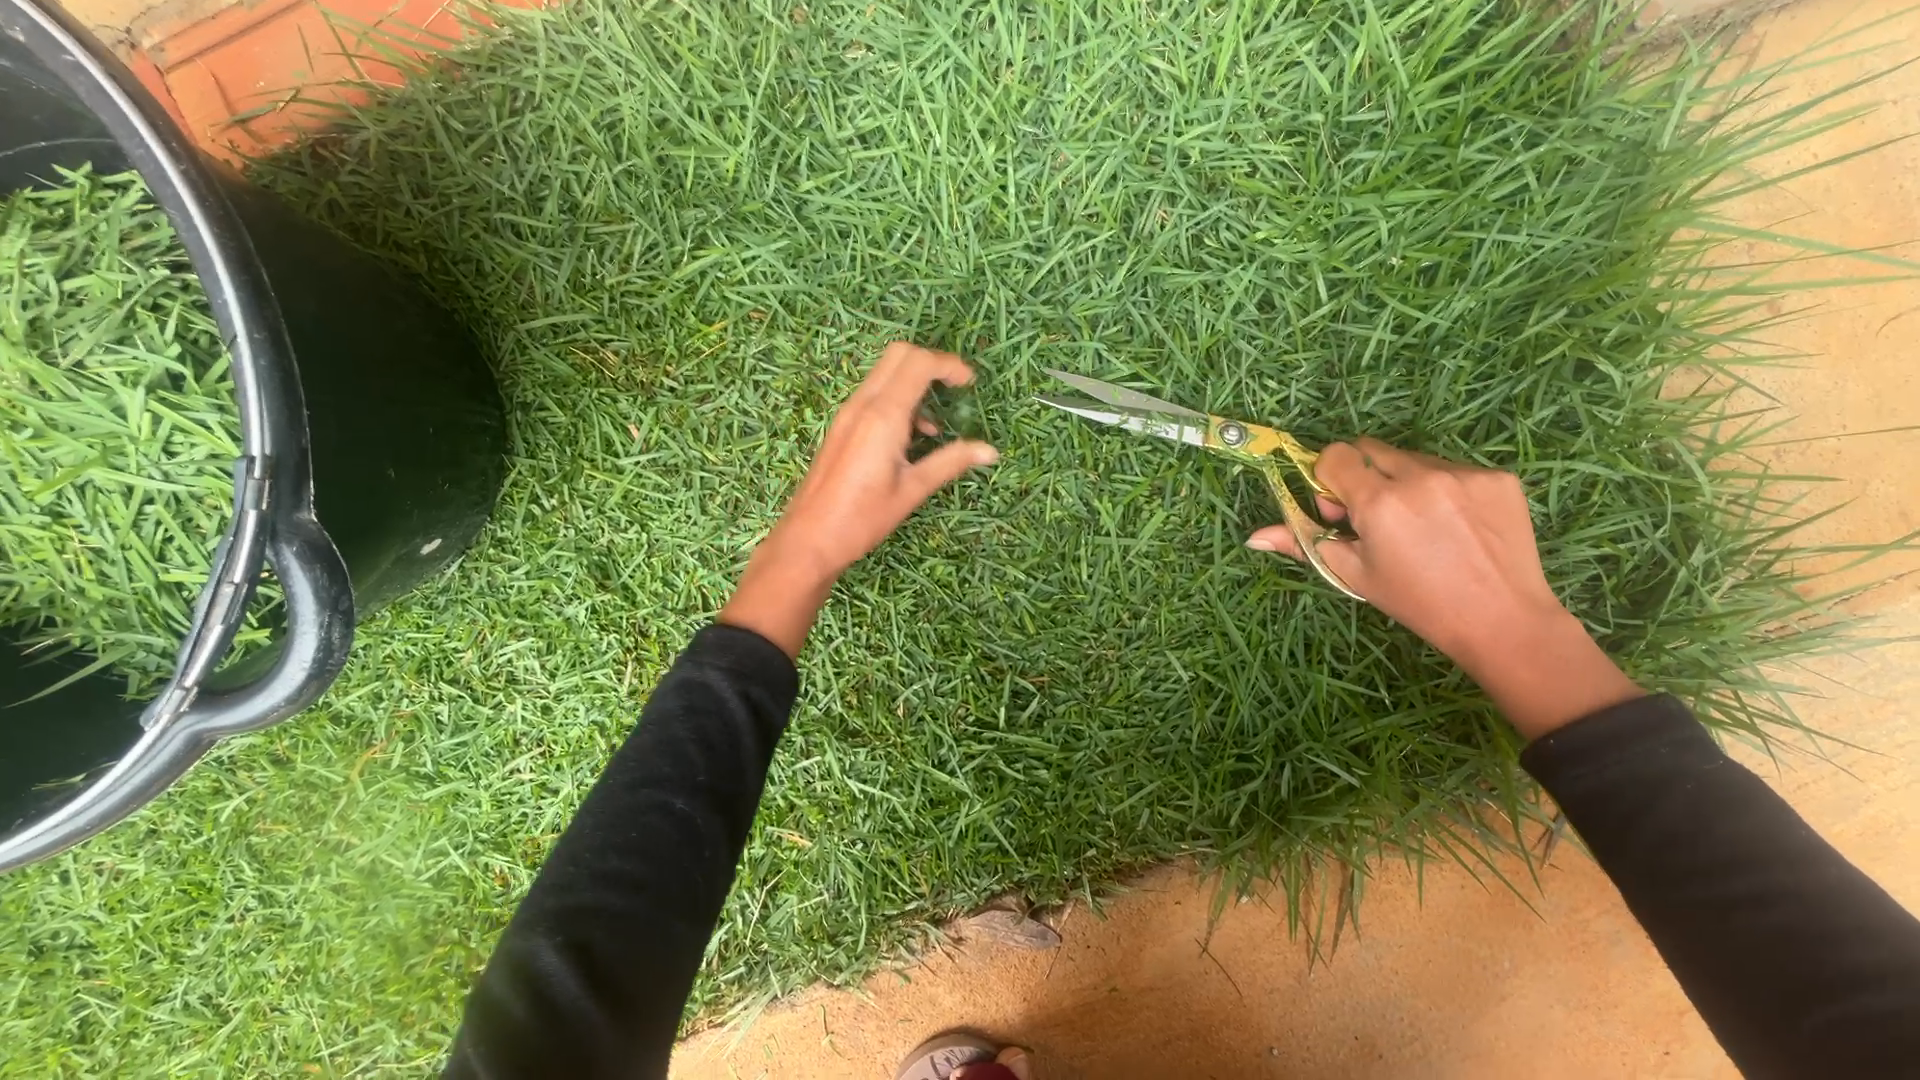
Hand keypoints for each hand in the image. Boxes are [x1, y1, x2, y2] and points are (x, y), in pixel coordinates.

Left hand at [719, 343, 998, 657]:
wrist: (809, 539)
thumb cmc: (862, 519)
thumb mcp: (913, 490)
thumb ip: (950, 462)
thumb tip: (990, 451)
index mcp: (883, 416)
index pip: (919, 364)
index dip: (949, 365)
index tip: (970, 384)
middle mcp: (863, 405)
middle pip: (899, 355)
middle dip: (931, 363)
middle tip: (954, 389)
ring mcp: (848, 413)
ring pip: (885, 373)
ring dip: (914, 382)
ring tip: (936, 424)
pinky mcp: (842, 426)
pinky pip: (874, 395)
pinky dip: (898, 400)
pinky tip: (912, 438)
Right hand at [1246, 437, 1639, 738]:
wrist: (1502, 619)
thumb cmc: (1417, 602)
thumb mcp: (1354, 574)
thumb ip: (1303, 544)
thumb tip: (1253, 536)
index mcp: (1379, 503)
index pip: (1336, 455)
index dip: (1329, 478)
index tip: (1340, 508)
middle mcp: (1420, 477)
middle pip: (1370, 449)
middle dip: (1363, 476)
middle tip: (1376, 518)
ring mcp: (1464, 474)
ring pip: (1412, 459)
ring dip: (1403, 482)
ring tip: (1422, 526)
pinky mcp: (1498, 477)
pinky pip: (1452, 468)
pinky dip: (1443, 489)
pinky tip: (1455, 524)